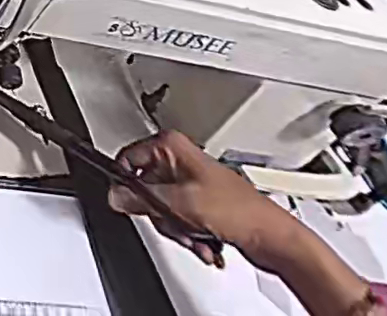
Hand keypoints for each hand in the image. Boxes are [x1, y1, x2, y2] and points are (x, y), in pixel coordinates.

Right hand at [110, 133, 370, 313]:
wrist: (272, 236)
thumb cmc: (238, 209)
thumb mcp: (181, 204)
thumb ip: (143, 199)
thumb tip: (115, 195)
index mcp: (171, 145)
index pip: (129, 158)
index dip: (127, 184)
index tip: (130, 204)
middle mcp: (178, 158)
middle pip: (145, 188)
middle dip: (161, 215)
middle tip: (177, 223)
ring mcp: (188, 180)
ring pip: (161, 208)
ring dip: (177, 229)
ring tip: (195, 236)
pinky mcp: (197, 200)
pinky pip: (177, 218)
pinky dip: (187, 234)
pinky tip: (203, 241)